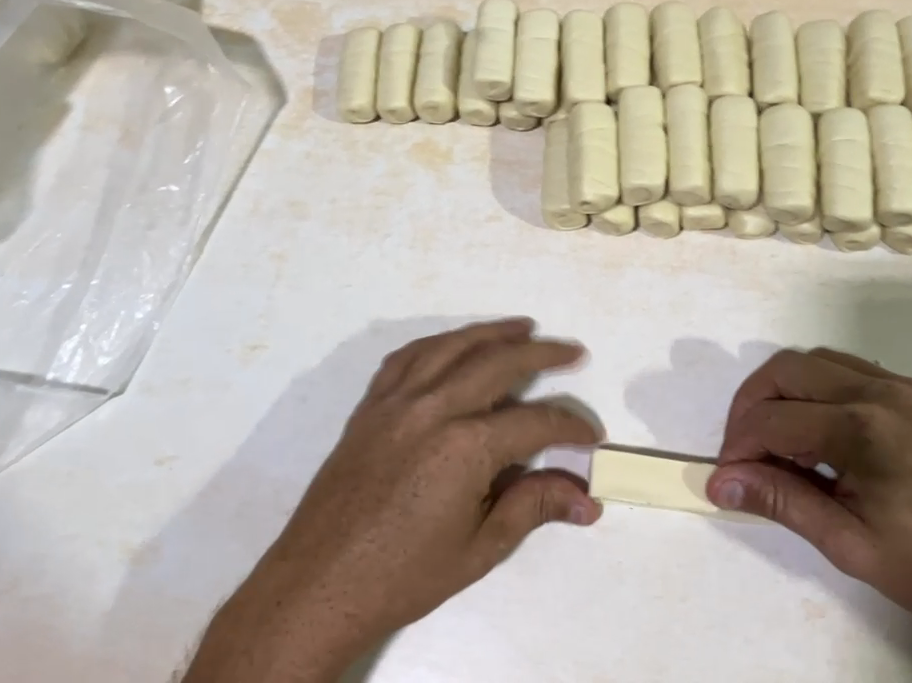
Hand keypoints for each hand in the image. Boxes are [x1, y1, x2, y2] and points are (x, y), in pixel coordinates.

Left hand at [189, 319, 601, 682]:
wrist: (320, 583)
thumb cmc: (404, 575)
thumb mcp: (479, 548)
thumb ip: (533, 507)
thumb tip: (588, 499)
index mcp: (464, 446)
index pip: (534, 422)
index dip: (569, 427)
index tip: (591, 435)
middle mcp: (432, 408)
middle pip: (497, 363)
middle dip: (541, 353)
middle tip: (572, 350)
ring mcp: (396, 401)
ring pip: (451, 346)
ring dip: (491, 332)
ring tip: (523, 327)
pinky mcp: (369, 406)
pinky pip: (407, 357)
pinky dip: (438, 343)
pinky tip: (453, 344)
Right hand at [705, 348, 911, 636]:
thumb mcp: (852, 546)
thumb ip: (782, 501)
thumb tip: (720, 482)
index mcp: (862, 429)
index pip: (772, 420)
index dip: (737, 447)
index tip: (726, 479)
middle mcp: (881, 390)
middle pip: (786, 370)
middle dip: (750, 405)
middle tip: (742, 452)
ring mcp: (907, 387)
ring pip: (819, 361)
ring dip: (785, 391)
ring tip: (779, 441)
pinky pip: (855, 371)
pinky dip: (822, 390)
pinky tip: (825, 433)